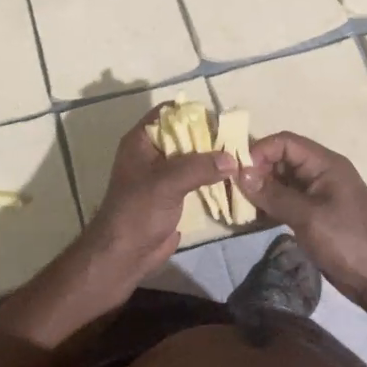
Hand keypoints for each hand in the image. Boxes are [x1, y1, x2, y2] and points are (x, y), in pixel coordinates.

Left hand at [79, 106, 234, 288]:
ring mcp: (162, 175)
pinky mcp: (173, 195)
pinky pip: (195, 179)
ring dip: (213, 159)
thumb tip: (232, 158)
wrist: (125, 254)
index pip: (167, 113)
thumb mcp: (167, 183)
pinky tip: (234, 180)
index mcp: (141, 141)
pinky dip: (212, 178)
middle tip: (238, 142)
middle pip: (184, 135)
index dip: (192, 113)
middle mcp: (151, 153)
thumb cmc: (137, 211)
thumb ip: (198, 167)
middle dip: (209, 137)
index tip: (220, 120)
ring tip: (242, 159)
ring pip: (192, 158)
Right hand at [236, 132, 366, 295]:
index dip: (259, 151)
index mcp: (326, 164)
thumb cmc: (347, 242)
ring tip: (240, 204)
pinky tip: (254, 217)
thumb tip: (240, 174)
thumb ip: (273, 194)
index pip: (285, 142)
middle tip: (234, 188)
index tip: (237, 170)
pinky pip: (287, 200)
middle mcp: (322, 173)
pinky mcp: (316, 214)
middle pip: (282, 159)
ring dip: (261, 189)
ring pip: (282, 181)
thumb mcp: (308, 217)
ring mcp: (319, 195)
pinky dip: (270, 205)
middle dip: (257, 170)